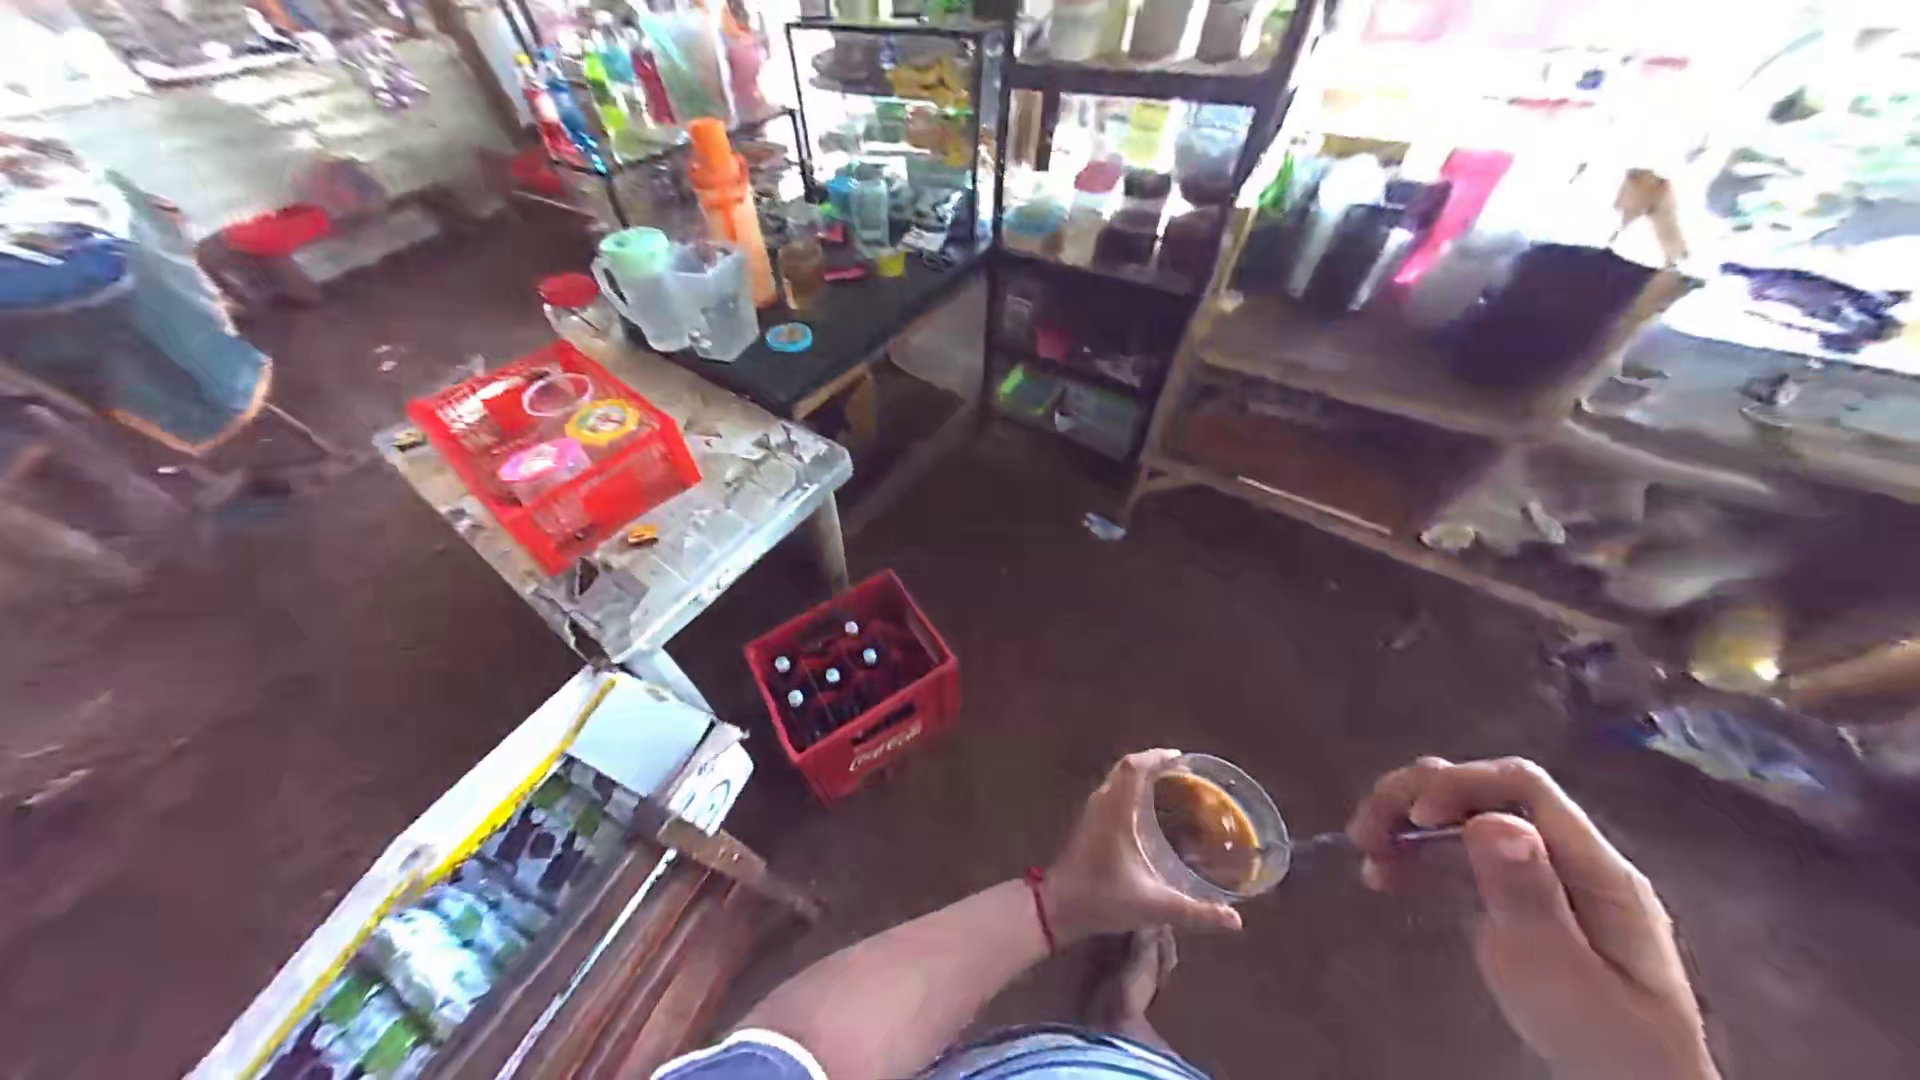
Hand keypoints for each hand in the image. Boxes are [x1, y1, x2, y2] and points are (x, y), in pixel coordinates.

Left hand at [1043, 749, 1242, 942]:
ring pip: (1117, 777)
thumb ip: (1195, 913)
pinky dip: (1131, 786)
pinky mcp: (1090, 820)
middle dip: (1153, 762)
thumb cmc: (1103, 899)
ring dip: (1141, 773)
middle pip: (1126, 767)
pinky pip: (1112, 789)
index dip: (1156, 757)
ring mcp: (1093, 810)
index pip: (1134, 768)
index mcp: (1116, 812)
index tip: (1182, 759)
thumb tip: (1235, 920)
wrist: (1059, 907)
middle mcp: (1103, 803)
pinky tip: (1148, 806)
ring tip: (1170, 783)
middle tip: (1182, 770)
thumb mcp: (1153, 907)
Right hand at [1347, 757, 1717, 1079]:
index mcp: (1591, 865)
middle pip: (1477, 790)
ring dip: (1402, 821)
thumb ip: (1528, 896)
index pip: (1520, 785)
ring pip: (1455, 813)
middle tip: (1364, 830)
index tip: (1415, 818)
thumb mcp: (1558, 973)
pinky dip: (1410, 853)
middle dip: (1412, 797)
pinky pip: (1451, 852)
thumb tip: (1493, 821)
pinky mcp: (1507, 894)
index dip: (1459, 785)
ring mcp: (1533, 873)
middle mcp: (1561, 855)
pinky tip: (1381, 875)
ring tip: (1364, 847)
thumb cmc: (1598, 1041)